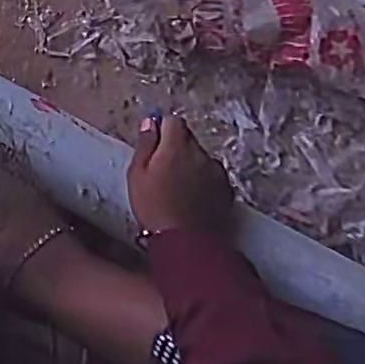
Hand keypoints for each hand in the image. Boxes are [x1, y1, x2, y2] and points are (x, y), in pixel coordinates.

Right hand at [127, 113, 234, 238]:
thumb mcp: (137, 173)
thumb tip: (150, 122)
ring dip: (190, 163)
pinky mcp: (227, 189)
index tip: (153, 143)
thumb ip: (145, 144)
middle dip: (175, 147)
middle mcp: (201, 154)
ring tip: (177, 186)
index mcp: (176, 147)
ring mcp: (217, 172)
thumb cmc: (153, 205)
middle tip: (161, 169)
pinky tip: (191, 196)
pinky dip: (202, 179)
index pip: (173, 121)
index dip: (162, 128)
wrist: (186, 242)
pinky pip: (212, 174)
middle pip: (188, 139)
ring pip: (200, 157)